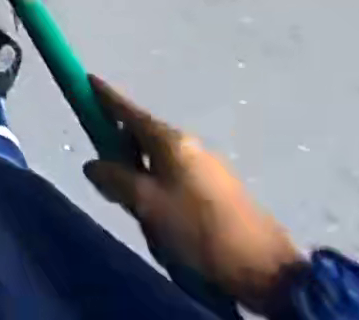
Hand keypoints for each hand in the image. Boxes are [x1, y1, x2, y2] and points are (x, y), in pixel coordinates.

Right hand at [84, 77, 303, 315]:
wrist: (275, 278)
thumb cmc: (200, 229)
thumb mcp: (143, 202)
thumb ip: (110, 177)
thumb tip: (95, 166)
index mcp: (169, 140)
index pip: (124, 108)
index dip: (100, 94)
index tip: (83, 79)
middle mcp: (190, 147)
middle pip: (138, 137)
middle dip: (120, 155)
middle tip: (112, 182)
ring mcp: (210, 171)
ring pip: (156, 164)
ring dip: (142, 182)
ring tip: (145, 215)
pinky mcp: (223, 196)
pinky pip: (175, 183)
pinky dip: (162, 196)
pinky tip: (167, 226)